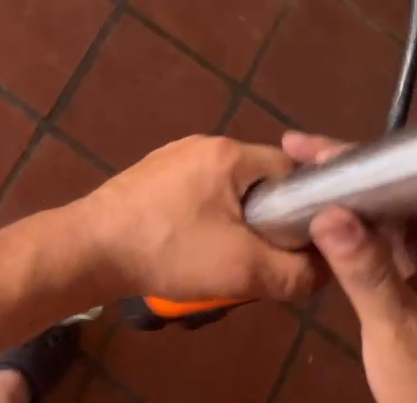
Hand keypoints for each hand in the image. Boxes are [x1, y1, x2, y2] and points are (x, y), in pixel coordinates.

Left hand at [69, 135, 323, 303]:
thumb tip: (322, 266)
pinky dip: (210, 222)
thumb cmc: (170, 249)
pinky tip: (197, 252)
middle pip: (260, 182)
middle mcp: (202, 145)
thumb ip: (298, 271)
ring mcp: (175, 158)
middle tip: (266, 260)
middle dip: (270, 222)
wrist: (95, 247)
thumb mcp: (246, 270)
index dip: (309, 208)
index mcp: (228, 153)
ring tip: (230, 260)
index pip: (292, 170)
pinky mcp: (155, 176)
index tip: (306, 244)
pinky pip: (202, 196)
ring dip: (239, 226)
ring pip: (231, 192)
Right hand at [284, 132, 416, 402]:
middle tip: (297, 159)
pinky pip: (389, 248)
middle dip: (352, 174)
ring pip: (395, 221)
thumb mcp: (401, 339)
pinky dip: (356, 231)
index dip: (368, 163)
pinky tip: (324, 225)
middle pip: (406, 198)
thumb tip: (328, 211)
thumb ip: (368, 274)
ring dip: (351, 200)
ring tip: (302, 182)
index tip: (315, 151)